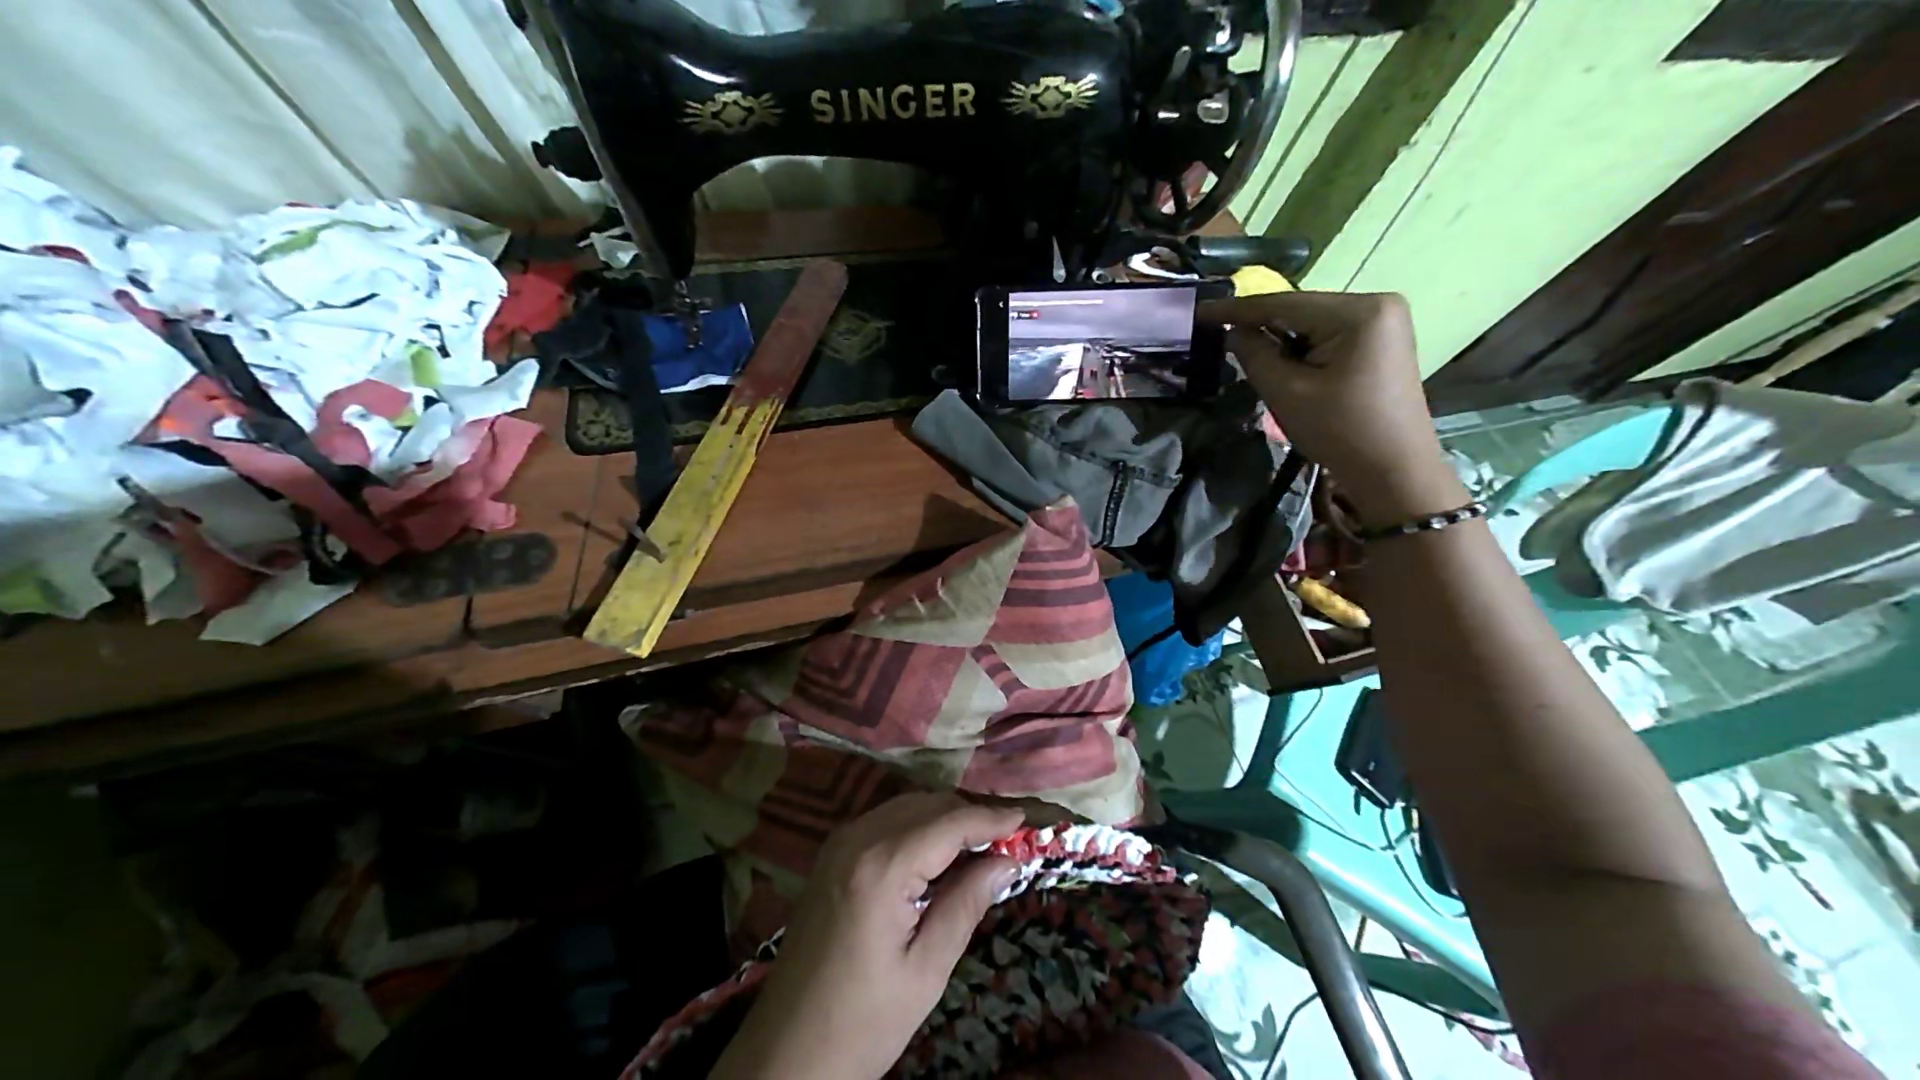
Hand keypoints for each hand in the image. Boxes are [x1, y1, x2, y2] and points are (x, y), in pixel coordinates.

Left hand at [711, 793, 1023, 1079]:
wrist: (786, 1052)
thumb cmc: (863, 1020)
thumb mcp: (926, 969)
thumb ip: (966, 904)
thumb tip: (1007, 862)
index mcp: (881, 866)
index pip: (949, 822)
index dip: (991, 819)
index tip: (1028, 820)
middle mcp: (857, 839)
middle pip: (927, 805)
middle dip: (970, 815)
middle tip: (1010, 839)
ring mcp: (839, 844)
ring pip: (905, 807)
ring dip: (945, 818)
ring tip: (983, 845)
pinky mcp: (831, 856)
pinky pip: (885, 822)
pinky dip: (918, 826)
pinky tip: (939, 853)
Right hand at [1202, 291, 1469, 527]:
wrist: (1394, 470)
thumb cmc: (1340, 432)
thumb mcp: (1287, 393)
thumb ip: (1254, 355)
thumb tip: (1232, 332)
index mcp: (1358, 312)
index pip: (1283, 303)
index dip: (1237, 309)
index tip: (1199, 311)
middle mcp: (1376, 303)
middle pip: (1300, 309)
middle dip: (1259, 323)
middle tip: (1215, 332)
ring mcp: (1383, 320)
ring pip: (1312, 322)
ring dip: (1279, 336)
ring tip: (1242, 348)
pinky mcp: (1381, 340)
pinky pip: (1328, 333)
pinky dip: (1301, 345)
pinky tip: (1279, 357)